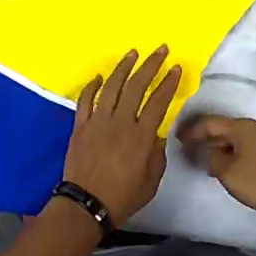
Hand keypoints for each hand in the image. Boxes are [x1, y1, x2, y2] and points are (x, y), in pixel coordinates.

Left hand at [61, 47, 182, 223]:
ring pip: (111, 87)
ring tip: (133, 54)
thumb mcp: (151, 181)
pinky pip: (85, 100)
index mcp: (140, 136)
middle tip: (160, 51)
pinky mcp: (80, 126)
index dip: (168, 83)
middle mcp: (119, 123)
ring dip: (123, 68)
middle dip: (150, 65)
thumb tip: (157, 136)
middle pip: (136, 86)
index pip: (158, 102)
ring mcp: (97, 122)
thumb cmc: (122, 196)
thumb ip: (156, 155)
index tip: (176, 68)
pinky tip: (99, 77)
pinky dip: (92, 86)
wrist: (86, 204)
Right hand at [178, 115, 255, 223]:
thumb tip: (212, 152)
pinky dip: (246, 154)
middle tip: (198, 154)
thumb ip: (213, 160)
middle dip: (212, 141)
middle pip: (229, 129)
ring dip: (230, 148)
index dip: (192, 131)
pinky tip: (245, 169)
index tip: (180, 140)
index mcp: (243, 127)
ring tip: (220, 165)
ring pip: (245, 138)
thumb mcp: (229, 174)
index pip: (210, 123)